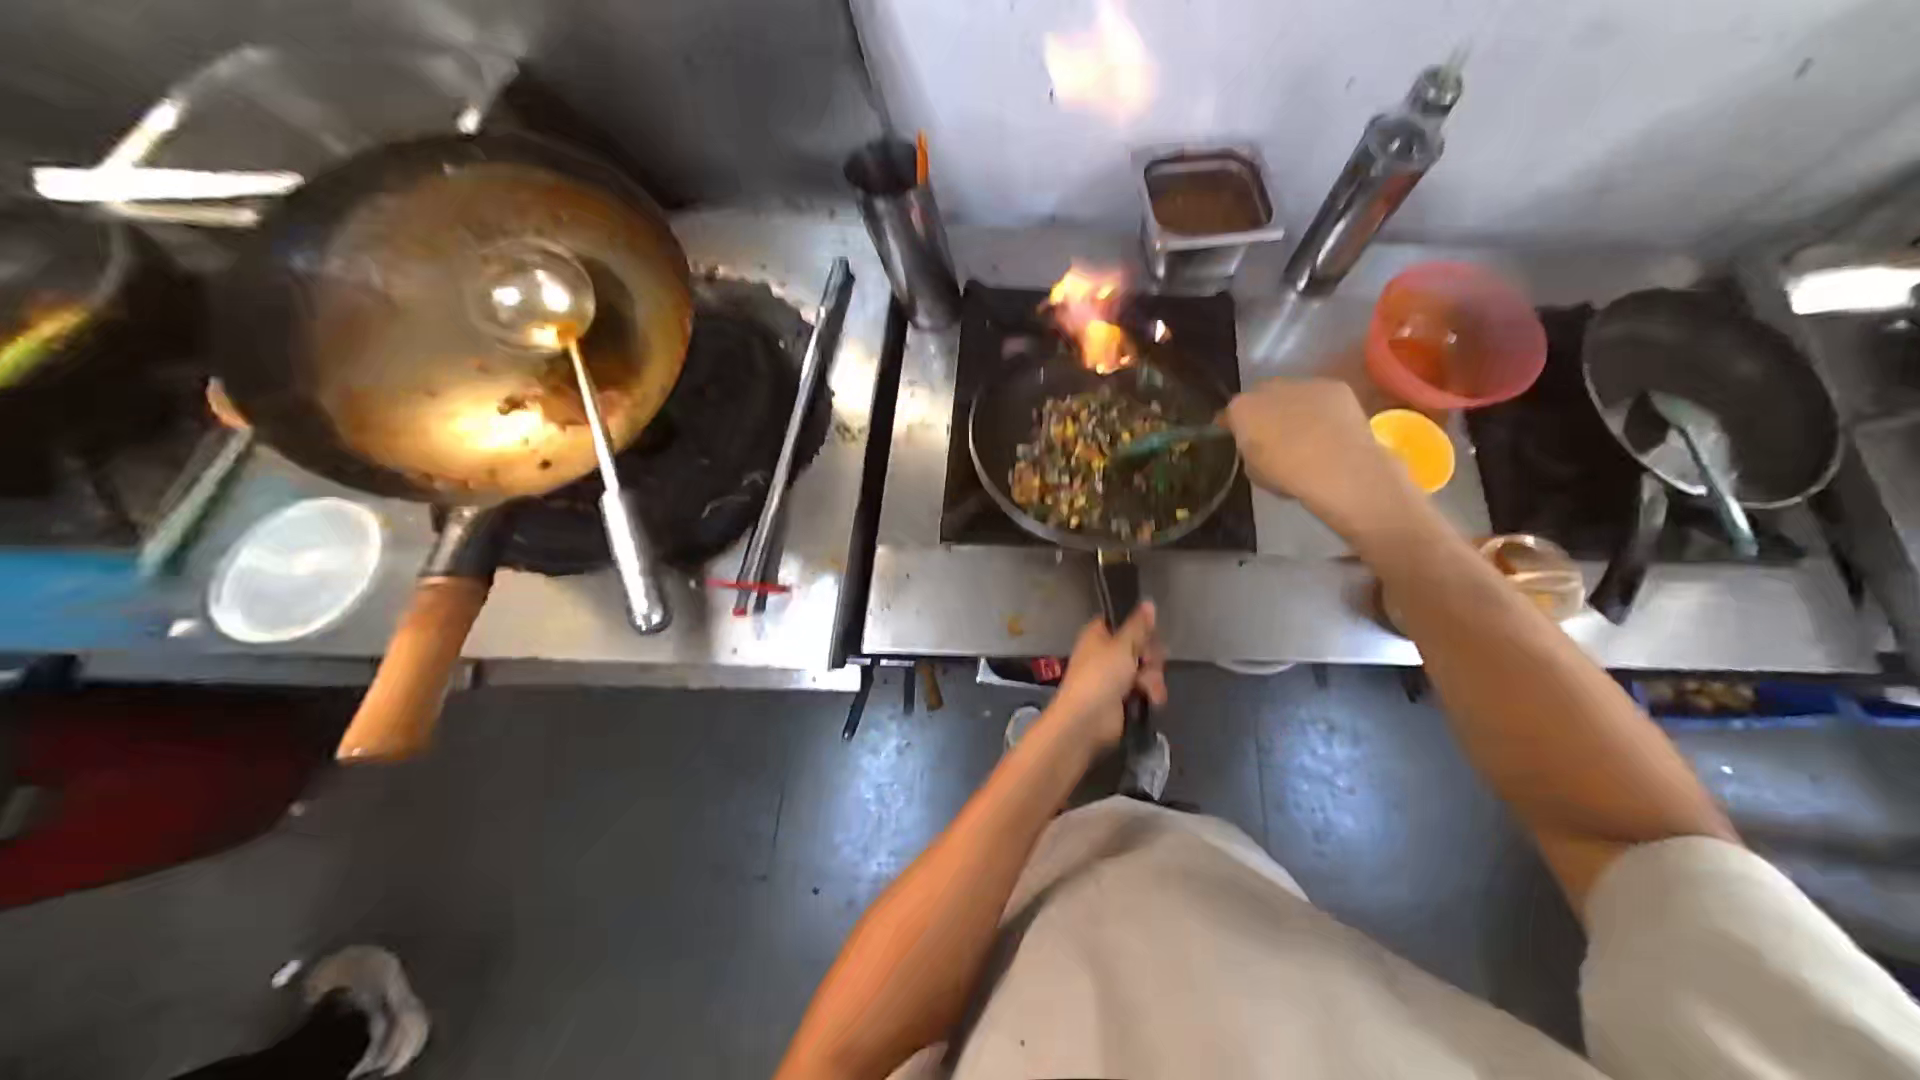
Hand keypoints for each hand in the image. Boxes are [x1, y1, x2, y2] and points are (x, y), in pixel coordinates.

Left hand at [1052, 602, 1167, 746]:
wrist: (1087, 719)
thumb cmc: (1100, 676)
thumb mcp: (1122, 646)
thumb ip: (1138, 626)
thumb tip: (1148, 602)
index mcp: (1099, 634)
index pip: (1124, 622)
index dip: (1140, 629)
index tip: (1150, 636)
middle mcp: (1106, 652)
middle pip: (1140, 646)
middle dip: (1150, 657)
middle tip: (1148, 664)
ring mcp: (1114, 675)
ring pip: (1145, 668)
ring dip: (1152, 679)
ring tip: (1149, 691)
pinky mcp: (1122, 696)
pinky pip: (1144, 687)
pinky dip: (1150, 693)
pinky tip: (1152, 700)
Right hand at [1224, 376, 1420, 541]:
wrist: (1337, 469)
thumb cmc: (1286, 474)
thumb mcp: (1253, 470)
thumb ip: (1249, 450)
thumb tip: (1259, 445)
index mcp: (1242, 409)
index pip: (1229, 415)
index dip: (1234, 427)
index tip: (1239, 439)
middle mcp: (1269, 388)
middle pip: (1261, 397)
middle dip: (1265, 412)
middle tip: (1275, 435)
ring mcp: (1304, 383)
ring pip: (1293, 394)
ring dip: (1294, 408)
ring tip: (1307, 431)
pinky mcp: (1335, 386)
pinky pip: (1321, 397)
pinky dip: (1322, 408)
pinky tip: (1330, 428)